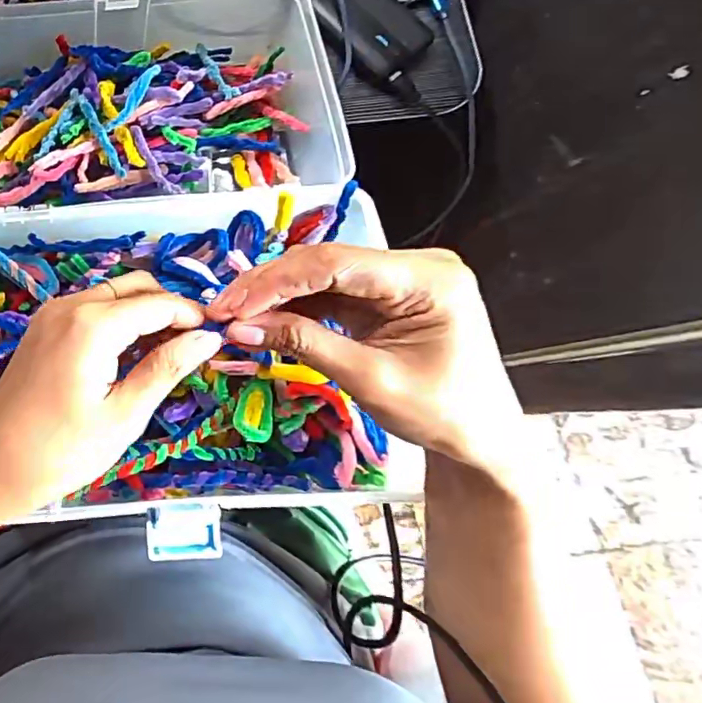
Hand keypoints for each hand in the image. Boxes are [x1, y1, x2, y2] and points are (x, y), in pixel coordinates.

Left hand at [0, 272, 220, 534]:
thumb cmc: (59, 452)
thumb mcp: (122, 416)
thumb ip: (165, 369)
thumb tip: (206, 339)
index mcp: (92, 325)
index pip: (157, 303)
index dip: (191, 316)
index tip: (216, 335)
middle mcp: (69, 306)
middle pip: (134, 287)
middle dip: (169, 307)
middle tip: (193, 344)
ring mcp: (50, 315)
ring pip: (112, 294)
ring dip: (143, 312)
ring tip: (166, 354)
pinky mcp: (42, 329)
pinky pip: (90, 309)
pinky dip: (117, 320)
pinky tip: (130, 354)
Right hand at [206, 245, 523, 470]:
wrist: (479, 438)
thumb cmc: (440, 414)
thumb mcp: (369, 379)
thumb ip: (304, 344)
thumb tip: (241, 327)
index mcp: (427, 278)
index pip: (336, 265)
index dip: (277, 283)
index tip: (233, 307)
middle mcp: (412, 265)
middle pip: (324, 264)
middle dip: (269, 287)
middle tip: (222, 311)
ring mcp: (396, 279)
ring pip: (319, 276)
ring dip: (274, 296)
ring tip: (233, 316)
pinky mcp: (381, 296)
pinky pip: (327, 293)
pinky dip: (292, 308)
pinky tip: (261, 319)